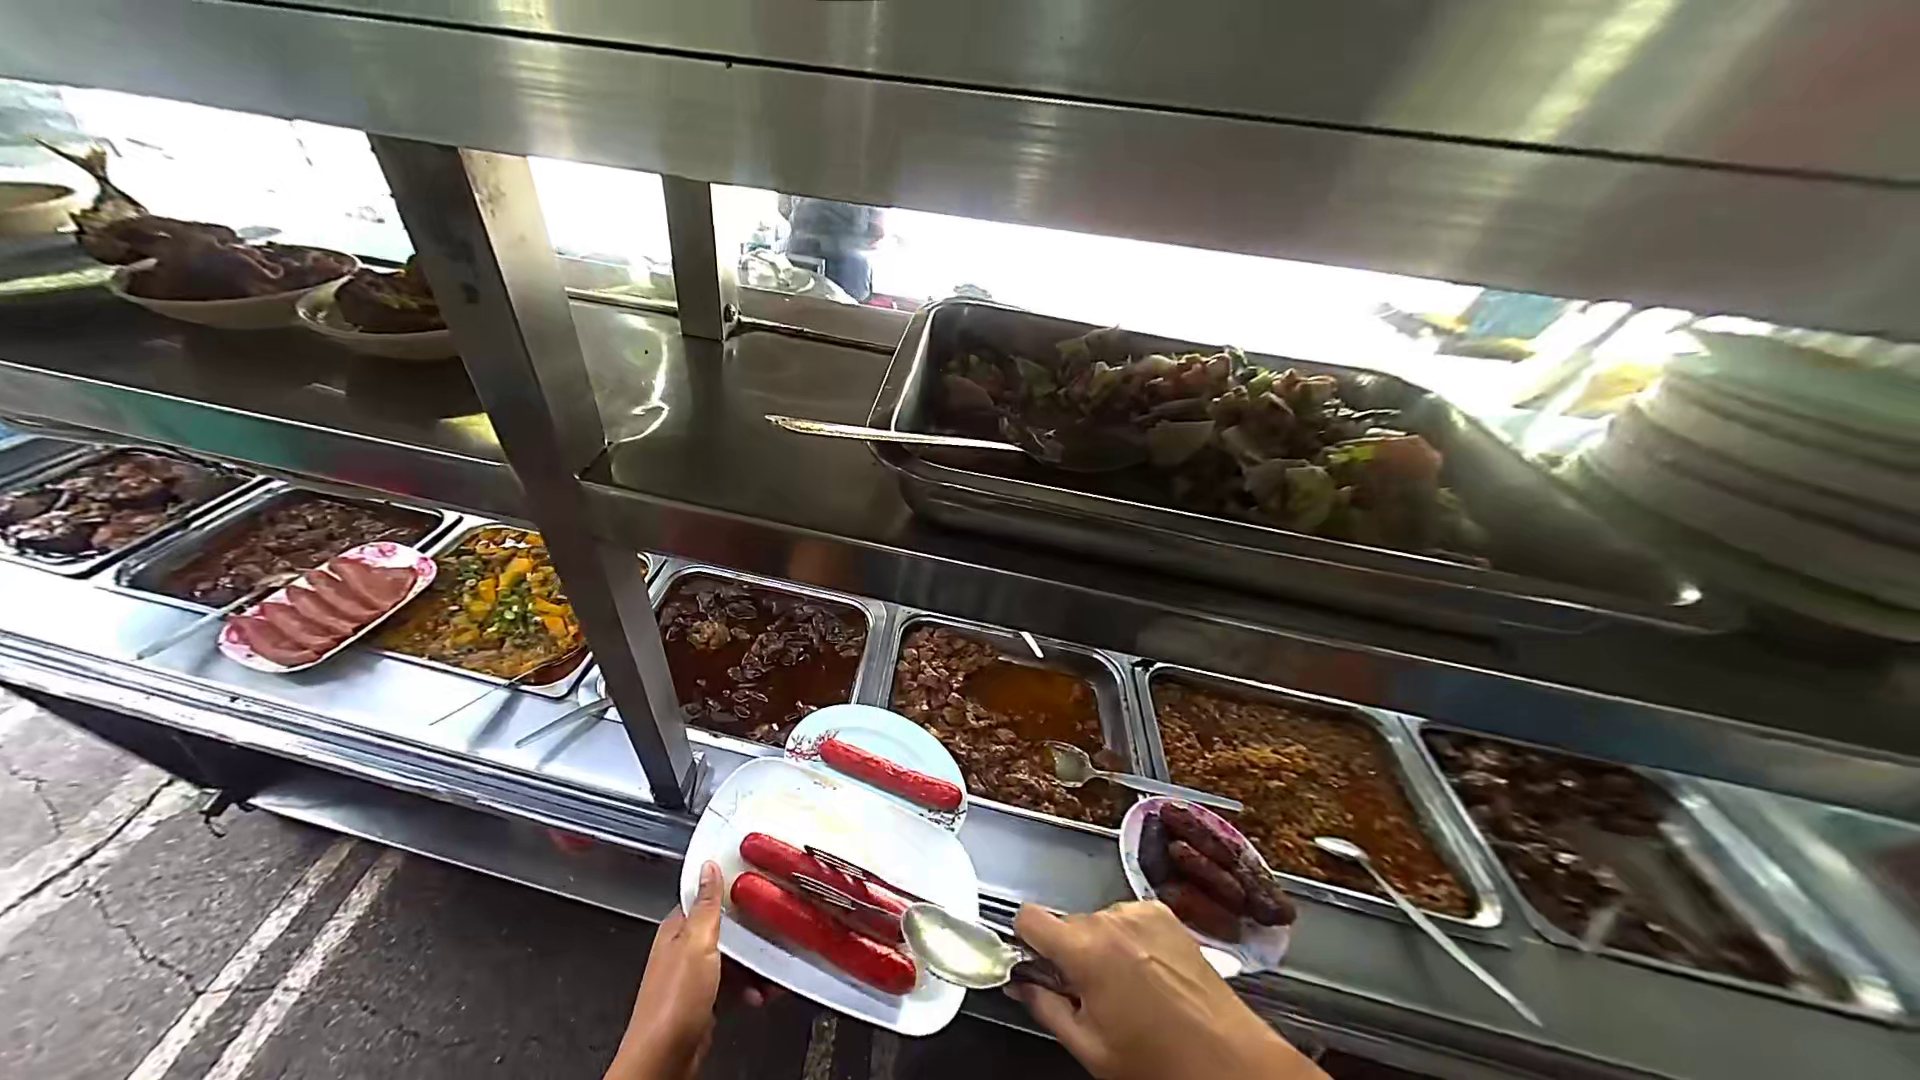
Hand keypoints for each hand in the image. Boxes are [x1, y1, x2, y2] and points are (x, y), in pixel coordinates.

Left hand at [605, 862, 758, 1079]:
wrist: (663, 1063)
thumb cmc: (671, 1006)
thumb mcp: (696, 943)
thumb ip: (706, 904)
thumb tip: (708, 866)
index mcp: (677, 930)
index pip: (705, 895)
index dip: (730, 888)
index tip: (755, 882)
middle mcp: (683, 950)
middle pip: (724, 926)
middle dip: (750, 929)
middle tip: (771, 926)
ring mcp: (694, 977)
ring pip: (733, 956)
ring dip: (754, 961)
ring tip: (770, 966)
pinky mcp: (705, 1001)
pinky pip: (735, 983)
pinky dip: (750, 985)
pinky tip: (760, 992)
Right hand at [1009, 901, 1324, 1079]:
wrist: (1229, 1060)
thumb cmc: (1157, 1062)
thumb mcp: (1089, 1047)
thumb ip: (1045, 1007)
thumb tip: (1020, 985)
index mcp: (1085, 949)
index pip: (1028, 917)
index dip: (1026, 941)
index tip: (1037, 966)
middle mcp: (1110, 918)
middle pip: (1067, 924)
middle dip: (1070, 953)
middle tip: (1090, 994)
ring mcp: (1140, 911)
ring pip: (1098, 921)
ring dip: (1101, 945)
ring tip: (1128, 988)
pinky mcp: (1164, 913)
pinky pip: (1128, 918)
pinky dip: (1129, 939)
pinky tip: (1149, 973)